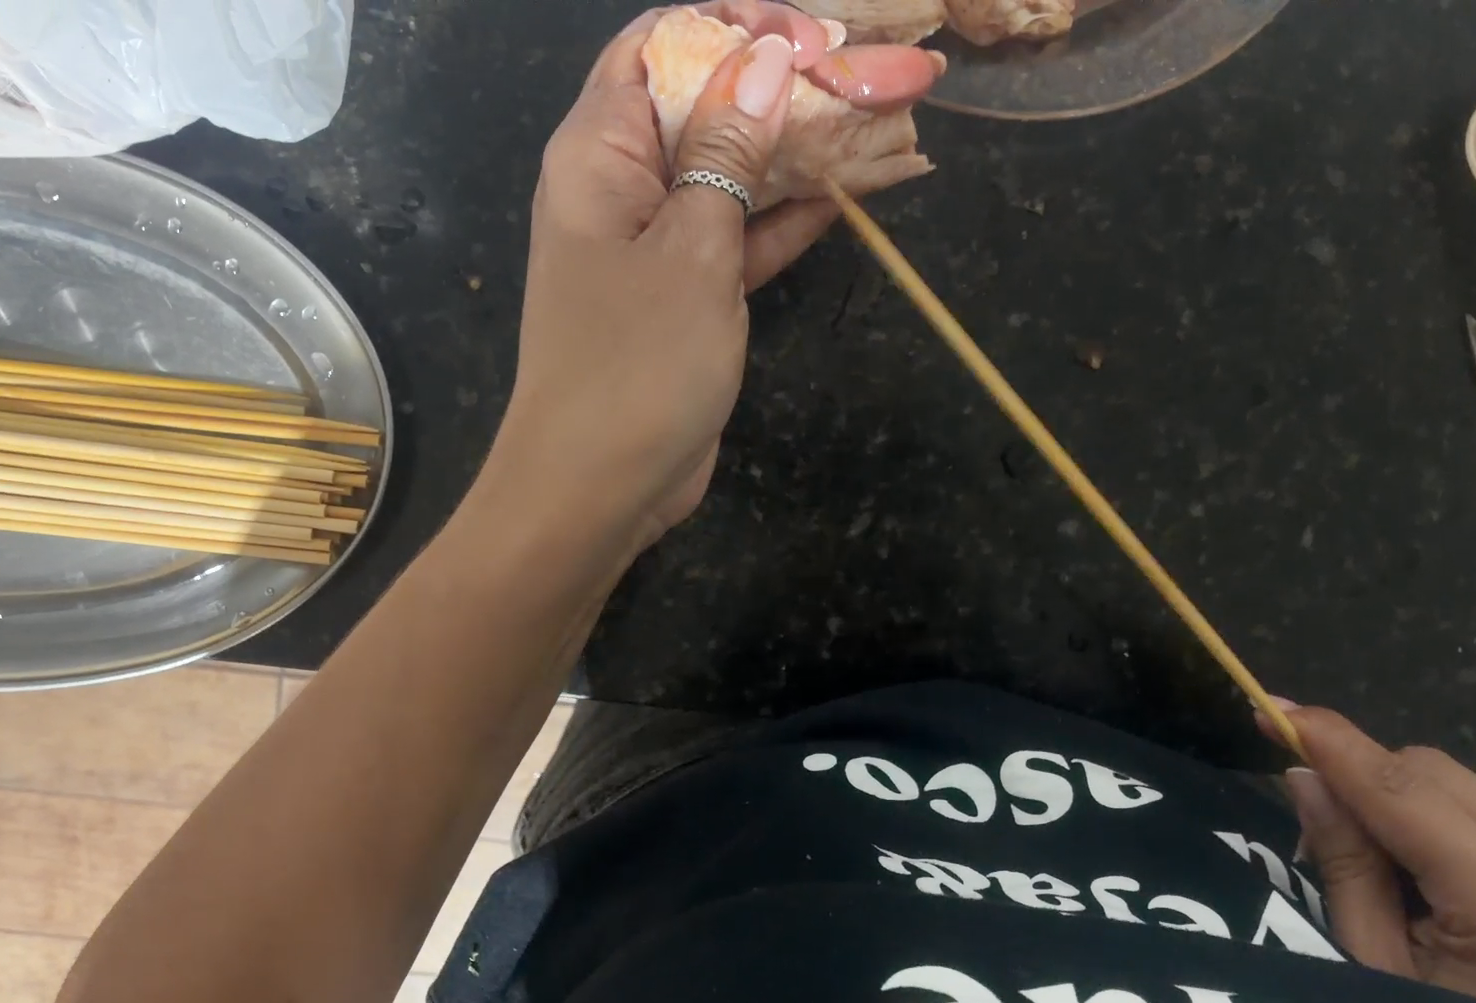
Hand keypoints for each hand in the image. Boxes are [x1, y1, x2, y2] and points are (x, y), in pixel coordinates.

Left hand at [481, 3, 938, 551]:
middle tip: (867, 75)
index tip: (810, 34)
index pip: (659, 47)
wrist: (602, 484)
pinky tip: (846, 195)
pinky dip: (786, 221)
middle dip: (780, 87)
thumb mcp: (691, 246)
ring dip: (795, 154)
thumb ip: (728, 153)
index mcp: (599, 152)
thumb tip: (765, 58)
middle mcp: (622, 186)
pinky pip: (739, 239)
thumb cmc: (637, 361)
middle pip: (703, 108)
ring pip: (730, 177)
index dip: (732, 28)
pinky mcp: (687, 297)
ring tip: (877, 122)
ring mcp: (656, 246)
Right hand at [1272, 705, 1475, 1002]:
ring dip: (1382, 790)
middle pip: (1425, 771)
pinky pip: (1466, 804)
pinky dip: (1413, 809)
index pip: (1402, 790)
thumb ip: (1343, 863)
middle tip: (1303, 819)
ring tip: (1349, 848)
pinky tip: (1392, 854)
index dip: (1331, 743)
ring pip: (1445, 779)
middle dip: (1356, 774)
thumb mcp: (1368, 963)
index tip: (1268, 707)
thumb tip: (1305, 775)